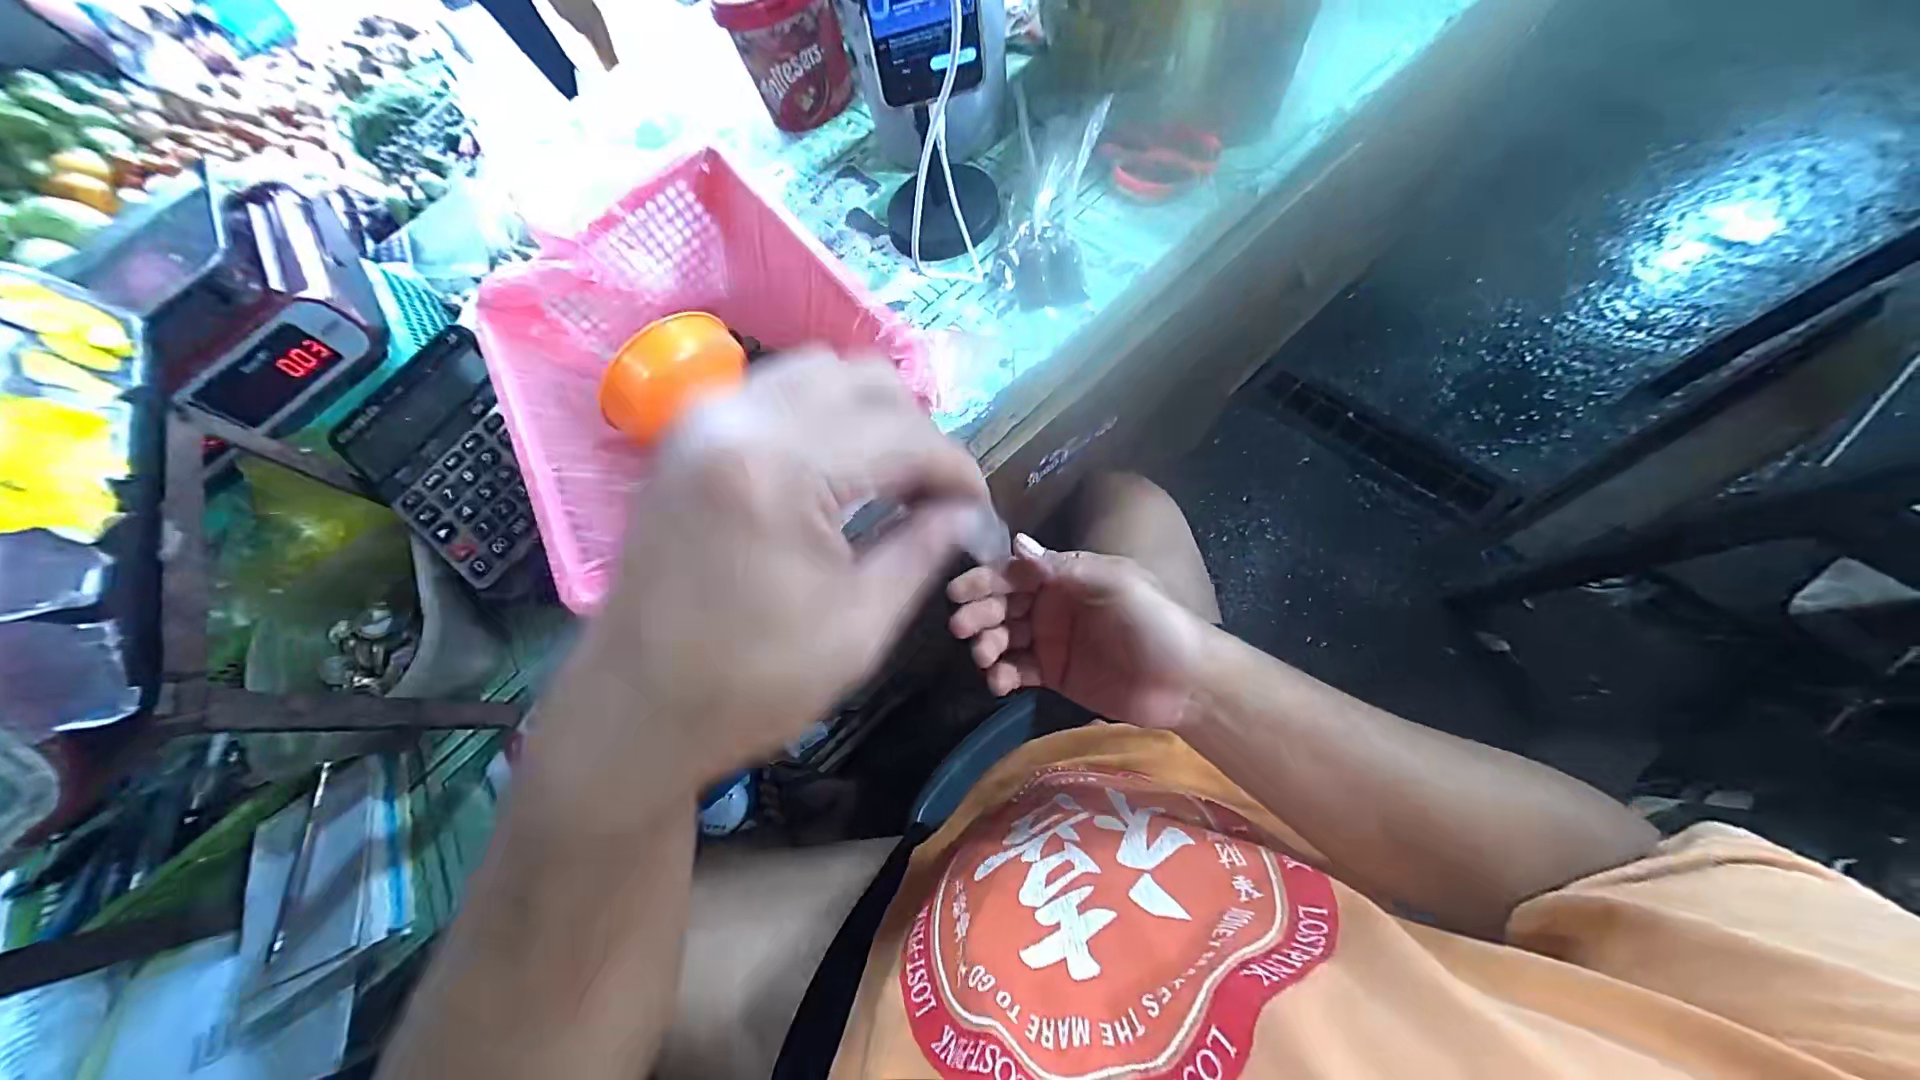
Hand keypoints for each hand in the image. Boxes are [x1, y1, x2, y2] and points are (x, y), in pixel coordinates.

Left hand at [529, 351, 987, 821]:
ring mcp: (705, 419)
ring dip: (874, 415)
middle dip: (920, 434)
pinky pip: (779, 389)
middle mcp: (739, 420)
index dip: (958, 470)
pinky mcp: (689, 433)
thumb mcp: (859, 627)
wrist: (635, 709)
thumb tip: (967, 511)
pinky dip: (826, 413)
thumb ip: (922, 550)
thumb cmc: (751, 684)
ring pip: (823, 372)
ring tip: (893, 477)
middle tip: (936, 496)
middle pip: (868, 383)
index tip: (980, 509)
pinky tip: (840, 466)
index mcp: (782, 472)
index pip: (904, 436)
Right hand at [947, 537, 1210, 728]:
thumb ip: (1065, 568)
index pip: (1015, 573)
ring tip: (985, 658)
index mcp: (1066, 577)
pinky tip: (998, 683)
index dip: (984, 580)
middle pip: (1003, 605)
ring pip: (1005, 638)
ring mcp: (1051, 641)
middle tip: (961, 629)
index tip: (957, 593)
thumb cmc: (1154, 622)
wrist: (1187, 682)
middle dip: (979, 614)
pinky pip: (1018, 671)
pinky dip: (1002, 676)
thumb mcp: (1115, 584)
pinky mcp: (1054, 674)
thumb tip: (1015, 541)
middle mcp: (1052, 606)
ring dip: (987, 646)